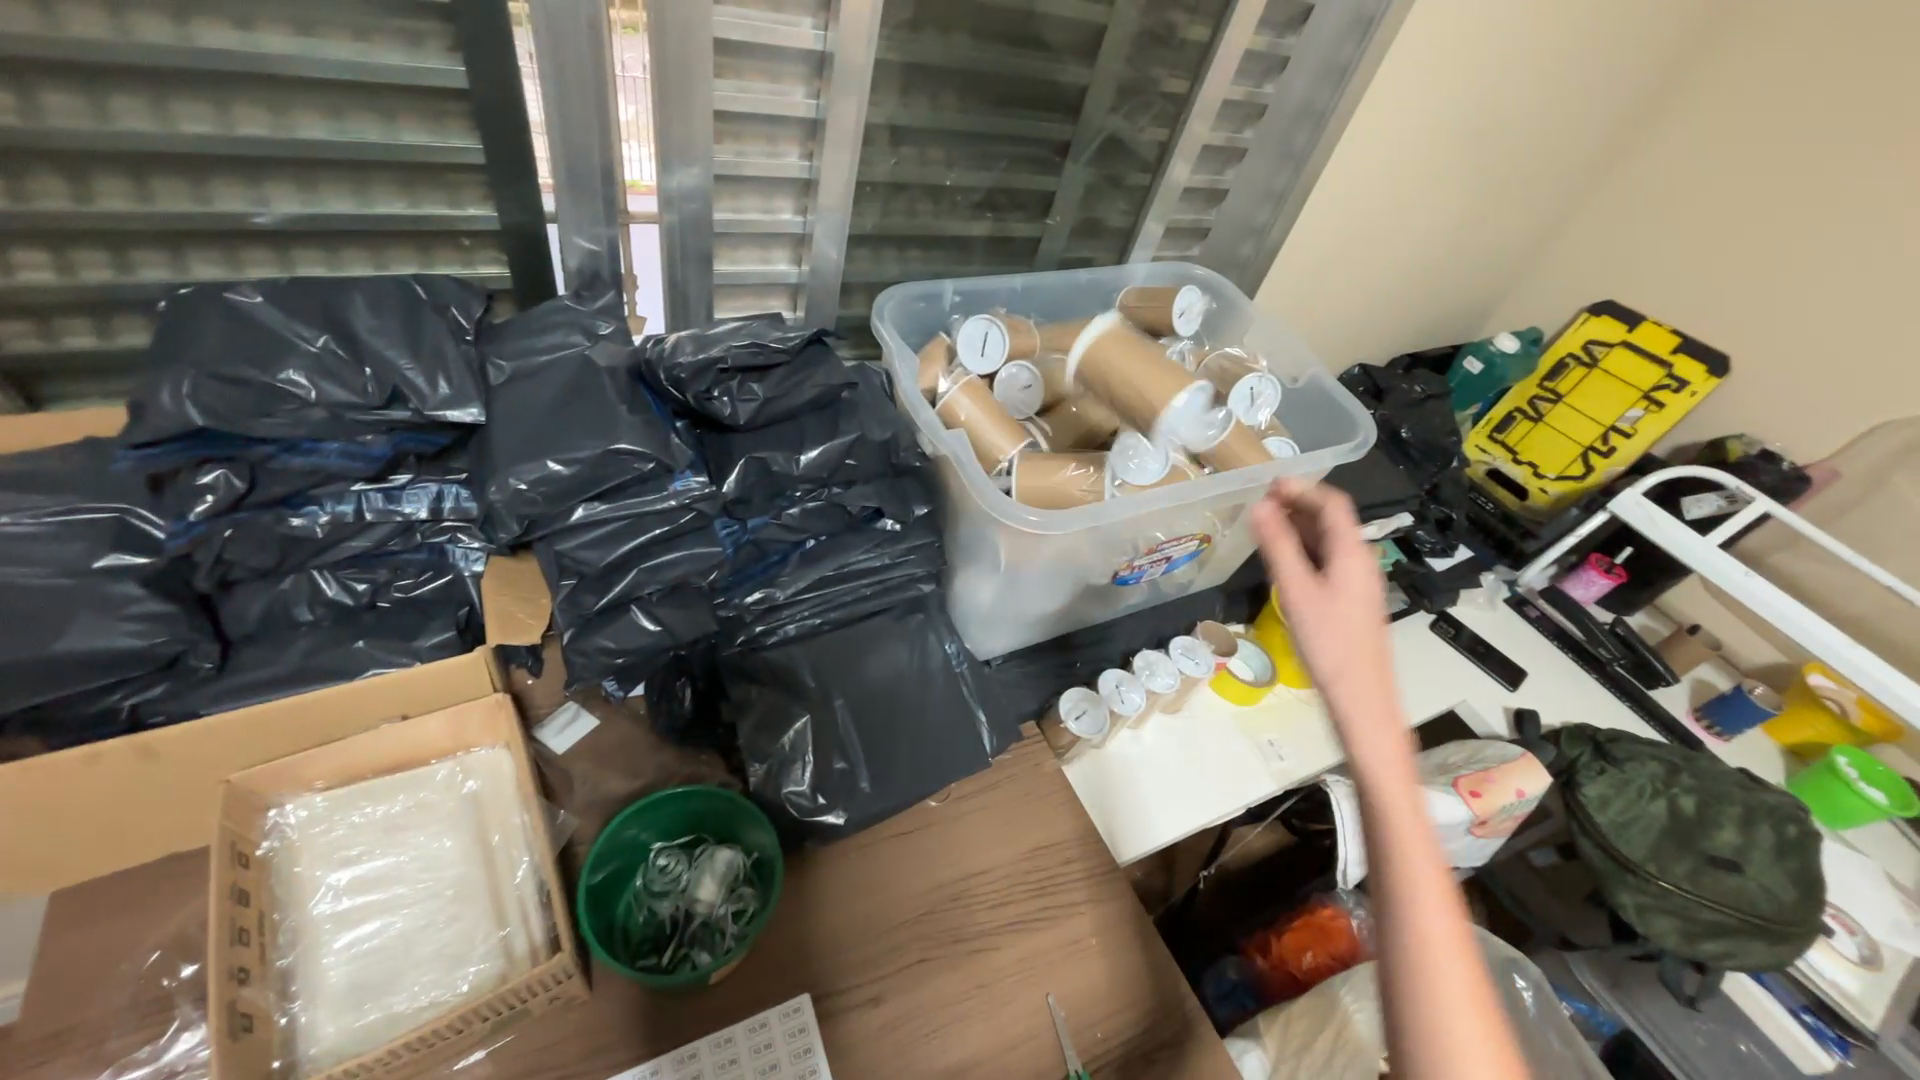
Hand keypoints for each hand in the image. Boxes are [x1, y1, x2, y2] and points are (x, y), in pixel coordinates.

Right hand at [1248, 478, 1397, 722]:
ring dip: (1298, 528)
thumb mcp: (1296, 590)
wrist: (1361, 697)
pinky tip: (1282, 562)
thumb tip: (1259, 506)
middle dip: (1297, 505)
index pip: (1332, 504)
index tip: (1268, 484)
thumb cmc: (1329, 642)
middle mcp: (1360, 561)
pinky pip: (1327, 562)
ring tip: (1264, 526)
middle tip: (1260, 502)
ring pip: (1328, 542)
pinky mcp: (1350, 601)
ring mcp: (1357, 582)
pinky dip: (1303, 552)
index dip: (1302, 488)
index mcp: (1353, 552)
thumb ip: (1278, 546)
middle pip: (1332, 521)